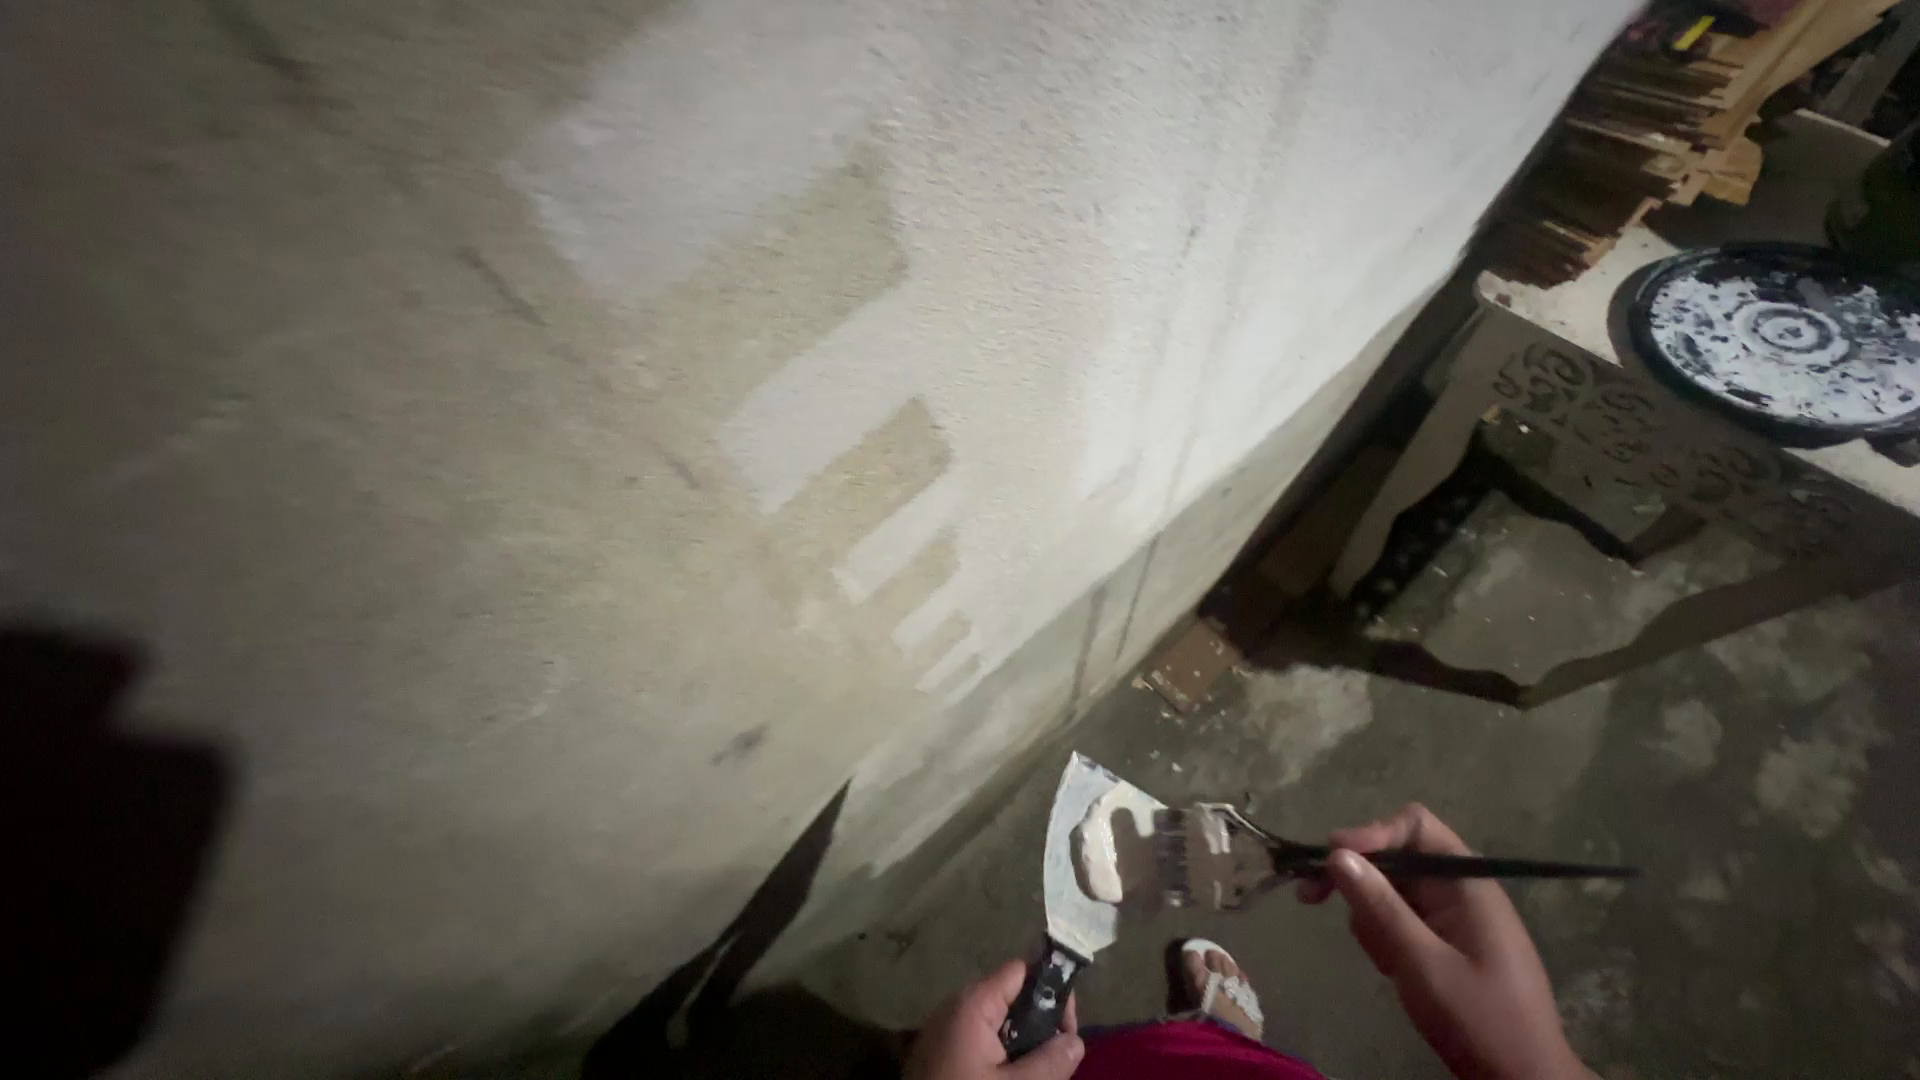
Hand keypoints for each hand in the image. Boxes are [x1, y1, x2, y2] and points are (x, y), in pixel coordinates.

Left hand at [904, 959, 1083, 1079]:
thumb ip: (1048, 1064)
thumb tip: (1076, 1040)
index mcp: (972, 1004)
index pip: (1019, 971)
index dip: (1050, 990)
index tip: (1070, 1026)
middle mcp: (955, 1006)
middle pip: (1009, 997)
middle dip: (1038, 1023)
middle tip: (1058, 1059)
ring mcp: (943, 1031)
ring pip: (996, 1022)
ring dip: (1020, 1043)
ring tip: (1036, 1073)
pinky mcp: (938, 1054)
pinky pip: (978, 1041)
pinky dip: (998, 1055)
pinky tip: (1009, 1077)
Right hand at [1299, 804, 1592, 1079]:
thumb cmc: (1480, 1021)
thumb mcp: (1423, 964)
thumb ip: (1380, 907)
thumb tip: (1336, 853)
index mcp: (1467, 883)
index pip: (1414, 825)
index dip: (1371, 833)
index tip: (1333, 858)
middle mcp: (1458, 889)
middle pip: (1393, 854)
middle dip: (1356, 877)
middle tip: (1310, 896)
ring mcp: (1450, 915)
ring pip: (1388, 887)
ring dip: (1370, 914)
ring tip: (1383, 959)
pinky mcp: (1442, 938)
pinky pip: (1397, 915)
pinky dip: (1382, 934)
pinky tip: (1391, 967)